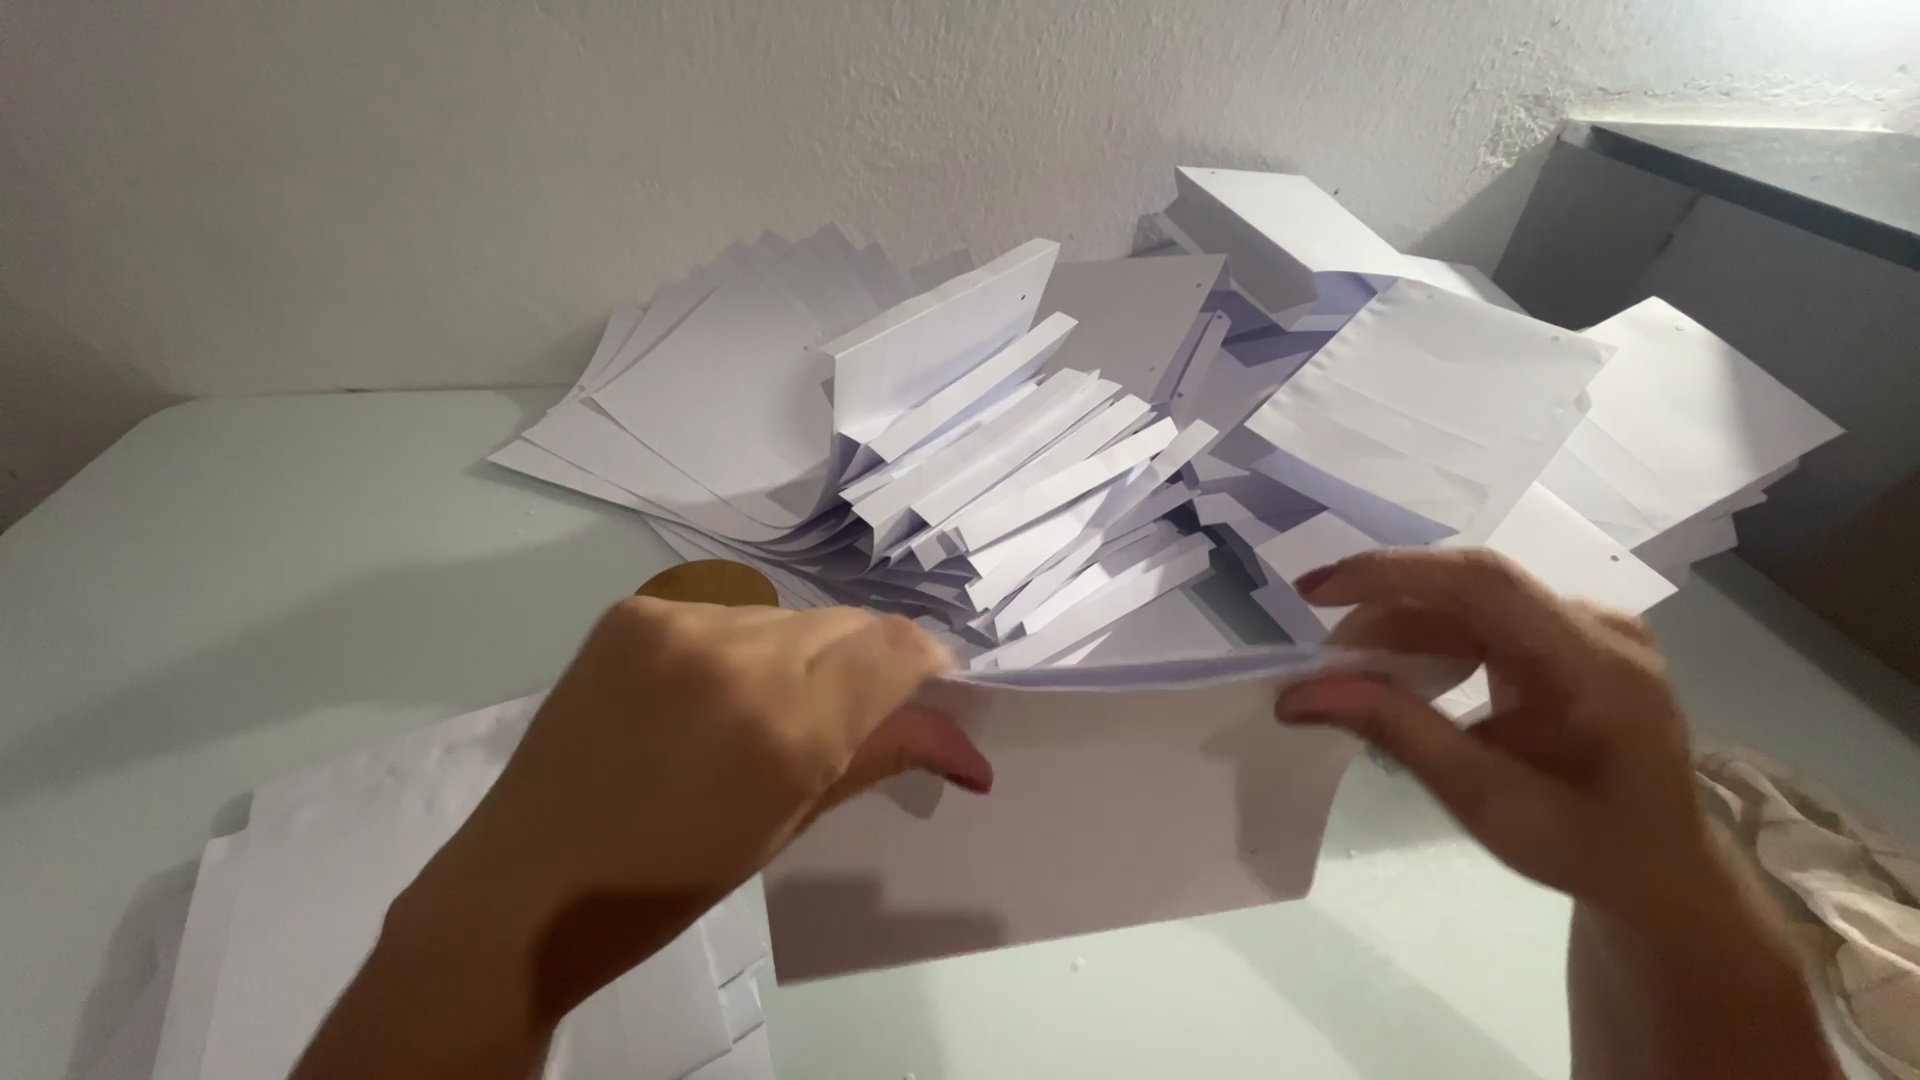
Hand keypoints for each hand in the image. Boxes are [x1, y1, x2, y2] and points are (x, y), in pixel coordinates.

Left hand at [400, 598, 991, 1018]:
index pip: (899, 645)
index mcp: (788, 725)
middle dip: (866, 661)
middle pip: (849, 622)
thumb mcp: (793, 824)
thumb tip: (974, 753)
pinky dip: (743, 645)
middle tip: (842, 713)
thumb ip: (885, 757)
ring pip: (791, 616)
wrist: (529, 883)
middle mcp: (742, 653)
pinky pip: (729, 611)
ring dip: (803, 652)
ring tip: (761, 708)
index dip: (927, 663)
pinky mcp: (636, 610)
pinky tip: (707, 691)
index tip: (926, 691)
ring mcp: (681, 622)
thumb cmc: (675, 878)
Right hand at [1273, 548, 1711, 918]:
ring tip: (1346, 675)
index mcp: (1597, 664)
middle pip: (1463, 589)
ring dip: (1393, 630)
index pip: (1483, 582)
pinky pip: (1473, 617)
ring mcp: (1582, 625)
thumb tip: (1297, 693)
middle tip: (1320, 662)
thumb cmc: (1582, 845)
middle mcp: (1595, 625)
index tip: (1313, 592)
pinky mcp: (1562, 635)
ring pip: (1460, 601)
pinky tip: (1392, 675)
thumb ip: (1395, 733)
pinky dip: (1420, 640)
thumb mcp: (1484, 799)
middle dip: (1378, 612)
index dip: (1391, 574)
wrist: (1659, 871)